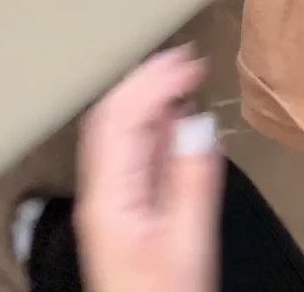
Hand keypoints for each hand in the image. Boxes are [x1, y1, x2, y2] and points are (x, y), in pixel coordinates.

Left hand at [76, 46, 223, 291]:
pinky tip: (173, 114)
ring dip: (146, 95)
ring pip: (120, 130)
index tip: (185, 60)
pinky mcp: (126, 206)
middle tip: (182, 57)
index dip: (150, 81)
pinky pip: (134, 151)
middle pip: (112, 117)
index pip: (119, 120)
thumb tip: (198, 122)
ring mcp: (112, 197)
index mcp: (110, 197)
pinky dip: (153, 123)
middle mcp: (104, 191)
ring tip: (179, 72)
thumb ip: (192, 182)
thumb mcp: (186, 247)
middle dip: (144, 79)